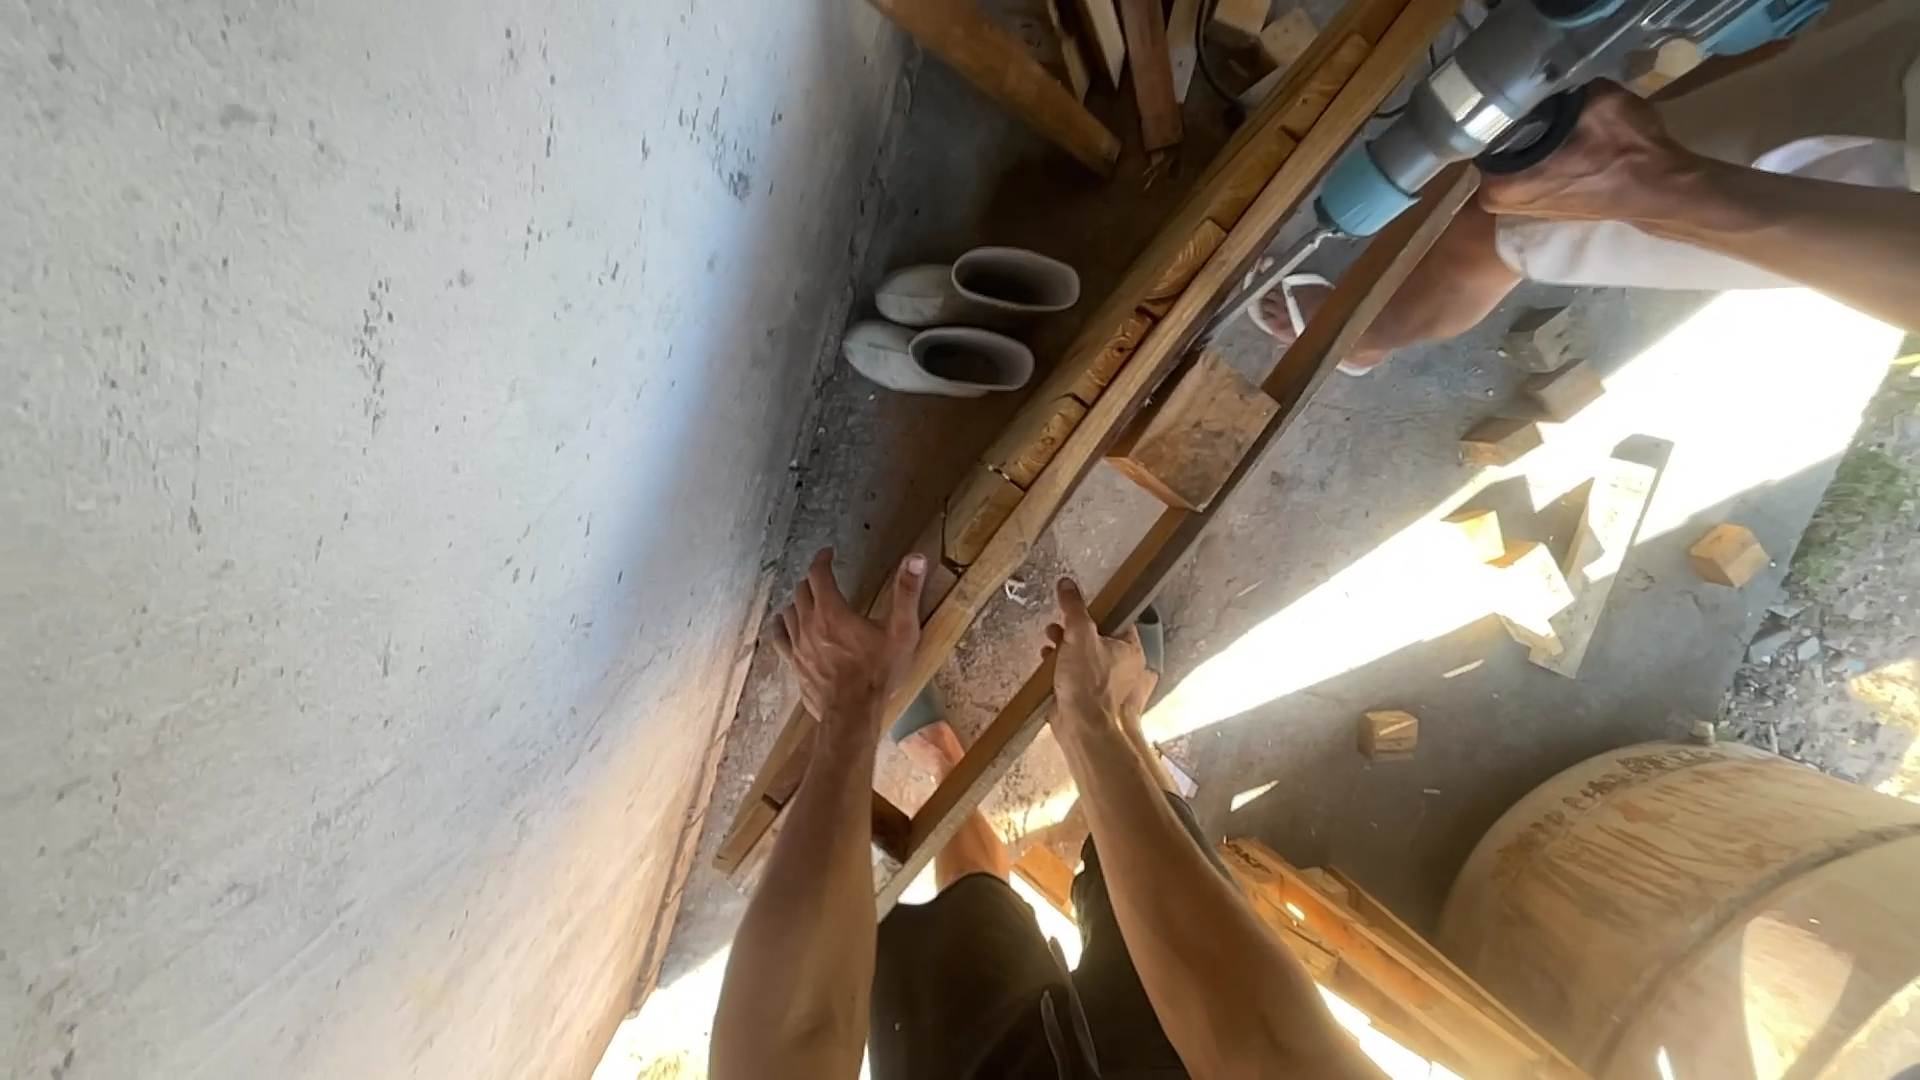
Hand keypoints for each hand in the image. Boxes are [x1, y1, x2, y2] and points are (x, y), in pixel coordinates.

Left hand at [770, 548, 925, 735]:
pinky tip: (784, 624)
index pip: (818, 574)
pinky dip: (782, 625)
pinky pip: (779, 637)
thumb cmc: (879, 673)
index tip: (829, 553)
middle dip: (813, 579)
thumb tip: (916, 558)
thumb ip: (907, 592)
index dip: (822, 560)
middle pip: (801, 591)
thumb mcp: (902, 632)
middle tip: (825, 577)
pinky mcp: (794, 665)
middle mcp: (809, 624)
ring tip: (809, 599)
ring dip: (799, 600)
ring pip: (789, 611)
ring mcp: (797, 646)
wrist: (853, 715)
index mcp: (833, 611)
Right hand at [1042, 577, 1145, 733]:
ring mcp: (1104, 682)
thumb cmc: (1089, 682)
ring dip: (1063, 647)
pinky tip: (1046, 663)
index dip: (1095, 610)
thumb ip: (1074, 609)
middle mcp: (1122, 665)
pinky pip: (1074, 674)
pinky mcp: (1087, 696)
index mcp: (1130, 648)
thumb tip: (1067, 583)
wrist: (1084, 729)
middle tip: (1058, 625)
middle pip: (1096, 636)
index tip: (1076, 606)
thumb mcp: (1080, 636)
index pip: (1116, 619)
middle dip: (1072, 630)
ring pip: (1083, 656)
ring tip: (1048, 642)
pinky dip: (1060, 666)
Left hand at [1480, 81, 1696, 223]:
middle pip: (1499, 150)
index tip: (1526, 99)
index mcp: (1496, 184)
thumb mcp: (1599, 102)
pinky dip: (1543, 157)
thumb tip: (1549, 85)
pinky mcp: (1533, 205)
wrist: (1654, 188)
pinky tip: (1564, 142)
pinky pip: (1528, 172)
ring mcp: (1513, 206)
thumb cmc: (1625, 150)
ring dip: (1533, 143)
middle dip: (1520, 130)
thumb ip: (1565, 93)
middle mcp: (1494, 200)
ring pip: (1514, 161)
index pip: (1487, 139)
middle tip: (1547, 108)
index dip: (1507, 115)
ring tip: (1559, 123)